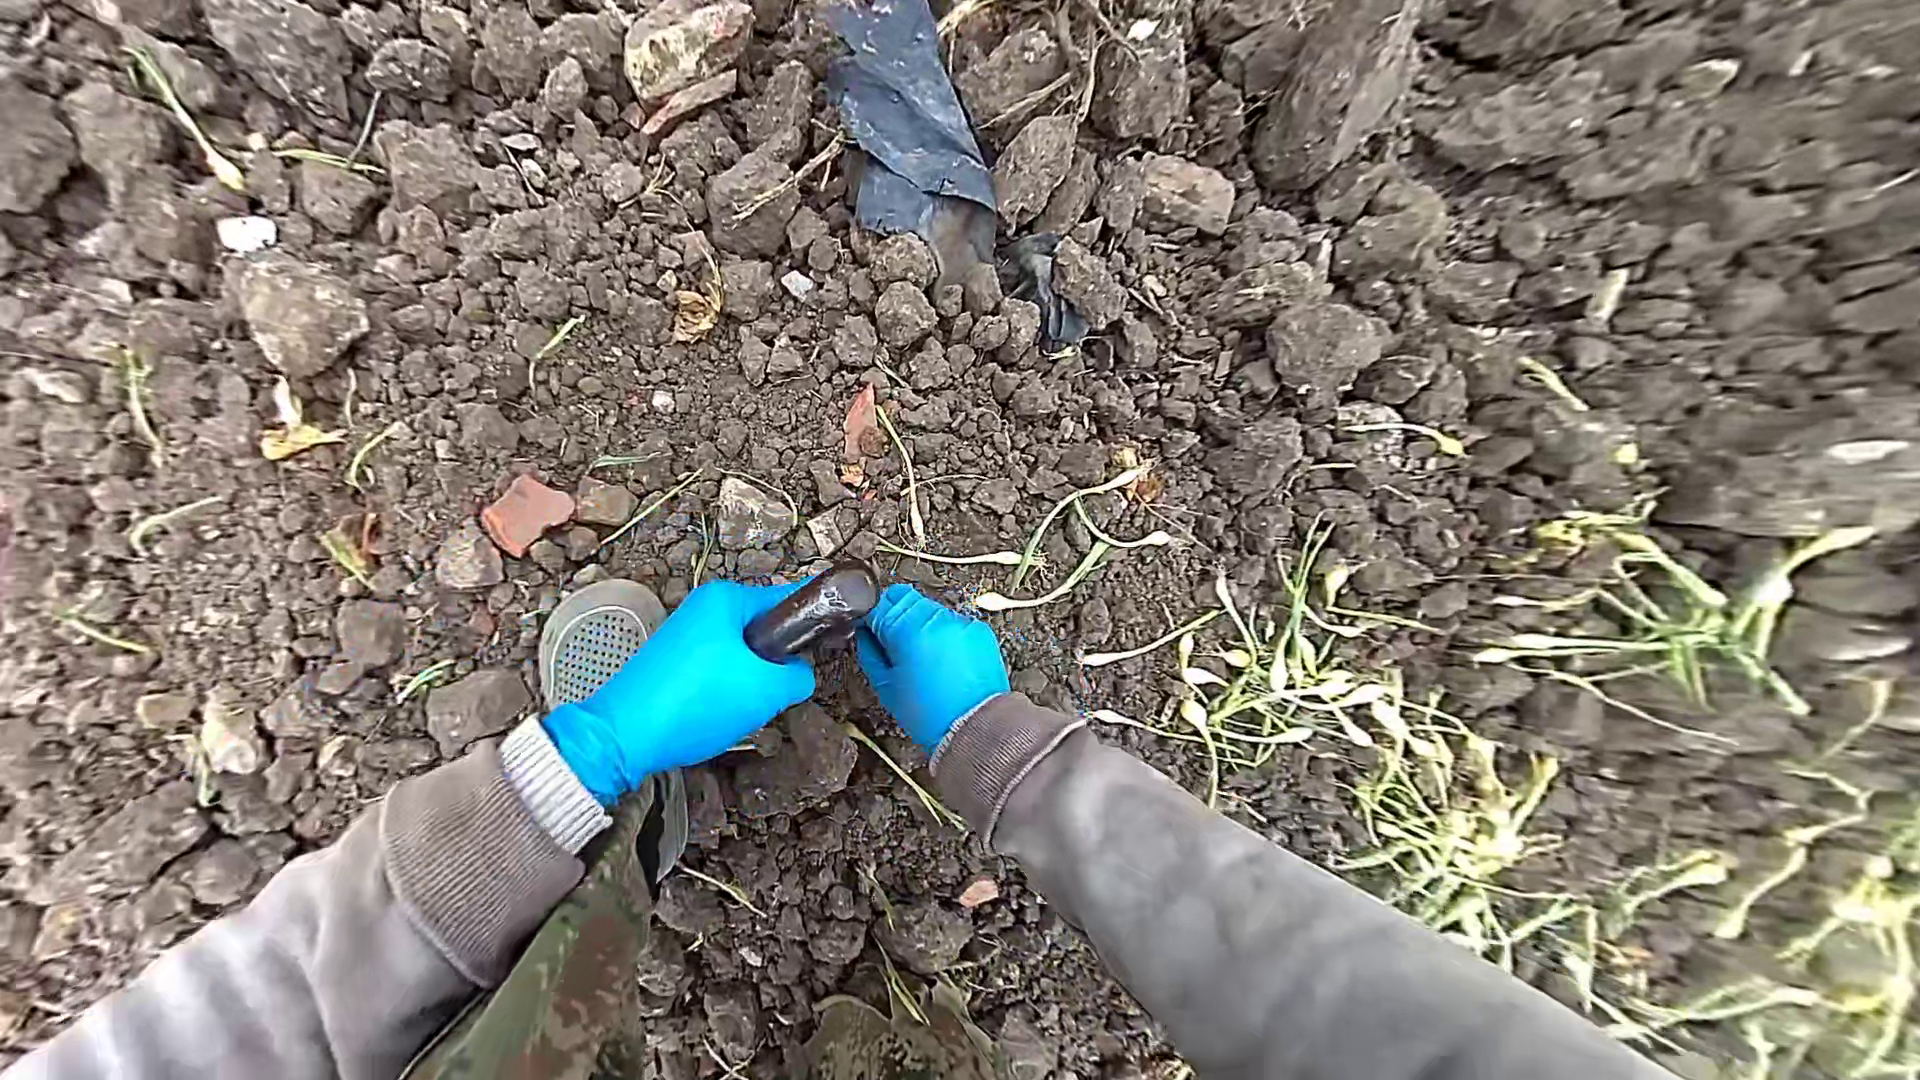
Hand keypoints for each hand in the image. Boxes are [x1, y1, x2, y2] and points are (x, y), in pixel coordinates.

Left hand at [543, 581, 815, 803]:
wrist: (622, 739)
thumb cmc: (696, 701)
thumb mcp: (768, 689)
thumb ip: (801, 675)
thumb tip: (800, 674)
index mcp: (726, 597)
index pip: (790, 598)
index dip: (816, 621)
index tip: (833, 641)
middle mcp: (704, 606)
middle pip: (767, 628)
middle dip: (779, 660)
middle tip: (783, 685)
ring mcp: (687, 633)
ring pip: (745, 652)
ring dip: (755, 678)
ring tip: (750, 702)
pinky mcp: (675, 661)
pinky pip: (721, 666)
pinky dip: (730, 687)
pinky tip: (726, 710)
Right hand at [856, 584, 1009, 749]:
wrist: (975, 727)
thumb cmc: (932, 715)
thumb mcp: (886, 686)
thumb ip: (870, 652)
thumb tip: (865, 633)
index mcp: (909, 630)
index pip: (878, 603)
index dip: (870, 617)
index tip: (869, 629)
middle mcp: (937, 619)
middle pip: (903, 598)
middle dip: (895, 618)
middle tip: (895, 646)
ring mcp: (960, 623)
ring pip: (928, 608)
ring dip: (920, 626)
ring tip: (922, 658)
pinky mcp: (978, 630)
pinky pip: (952, 623)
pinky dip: (944, 635)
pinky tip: (943, 660)